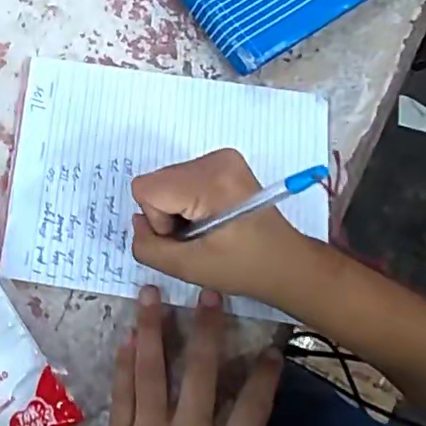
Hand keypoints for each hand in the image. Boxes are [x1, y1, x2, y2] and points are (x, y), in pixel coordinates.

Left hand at [92, 286, 280, 425]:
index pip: (255, 408)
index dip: (266, 374)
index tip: (273, 345)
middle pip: (202, 374)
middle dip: (207, 329)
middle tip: (208, 291)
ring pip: (152, 372)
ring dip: (152, 330)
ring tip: (151, 295)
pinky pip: (120, 396)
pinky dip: (123, 365)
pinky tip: (126, 339)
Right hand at [130, 149, 308, 304]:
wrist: (287, 262)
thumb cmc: (242, 268)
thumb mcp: (186, 268)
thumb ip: (147, 246)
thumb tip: (139, 221)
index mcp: (211, 181)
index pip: (146, 188)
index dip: (156, 218)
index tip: (185, 237)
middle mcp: (216, 159)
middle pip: (156, 181)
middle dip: (166, 212)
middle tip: (196, 236)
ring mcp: (222, 157)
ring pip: (167, 180)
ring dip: (175, 207)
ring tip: (205, 228)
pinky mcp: (224, 161)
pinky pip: (182, 177)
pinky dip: (186, 199)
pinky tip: (210, 217)